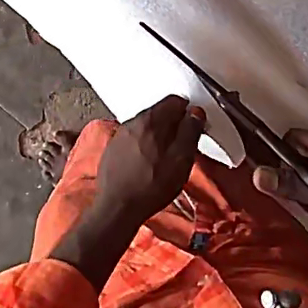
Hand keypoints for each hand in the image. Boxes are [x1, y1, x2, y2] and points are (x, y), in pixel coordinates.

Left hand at [50, 95, 204, 287]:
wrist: (118, 207)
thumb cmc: (152, 186)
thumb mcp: (181, 160)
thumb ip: (190, 132)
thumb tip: (195, 113)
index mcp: (150, 120)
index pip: (173, 101)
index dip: (188, 112)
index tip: (194, 127)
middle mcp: (132, 122)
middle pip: (158, 112)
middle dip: (173, 123)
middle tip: (182, 145)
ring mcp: (119, 135)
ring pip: (145, 126)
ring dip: (157, 135)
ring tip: (166, 157)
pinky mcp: (112, 149)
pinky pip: (133, 139)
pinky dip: (143, 145)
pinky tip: (148, 163)